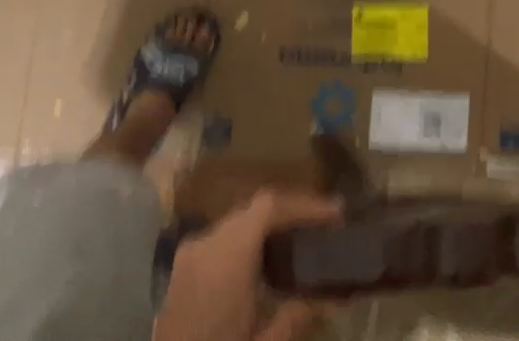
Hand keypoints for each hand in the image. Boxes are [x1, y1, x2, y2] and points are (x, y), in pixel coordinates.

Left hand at [155, 190, 341, 340]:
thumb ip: (296, 316)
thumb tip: (328, 299)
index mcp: (227, 255)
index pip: (269, 206)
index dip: (304, 203)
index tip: (336, 213)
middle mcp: (205, 242)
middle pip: (253, 210)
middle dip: (290, 213)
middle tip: (323, 226)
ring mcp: (190, 253)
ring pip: (237, 222)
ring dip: (268, 226)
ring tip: (300, 241)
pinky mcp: (182, 269)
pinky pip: (221, 239)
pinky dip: (248, 241)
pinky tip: (265, 263)